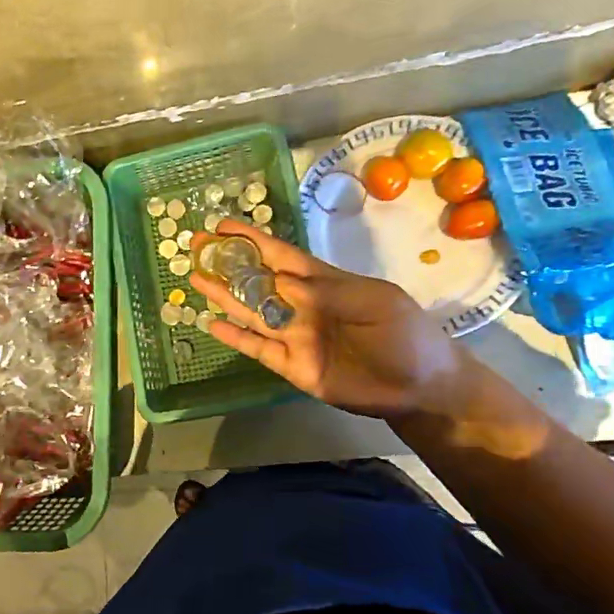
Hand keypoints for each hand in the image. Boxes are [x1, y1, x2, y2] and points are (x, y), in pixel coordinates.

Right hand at [188, 222, 471, 418]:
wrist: (420, 386)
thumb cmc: (405, 335)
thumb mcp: (375, 301)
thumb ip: (329, 291)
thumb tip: (280, 279)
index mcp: (327, 283)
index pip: (284, 256)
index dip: (255, 241)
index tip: (223, 226)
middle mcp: (306, 306)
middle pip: (260, 281)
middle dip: (229, 264)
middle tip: (195, 247)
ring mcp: (298, 338)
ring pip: (253, 314)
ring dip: (225, 297)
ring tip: (194, 278)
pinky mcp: (295, 368)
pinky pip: (260, 350)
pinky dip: (237, 339)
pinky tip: (212, 324)